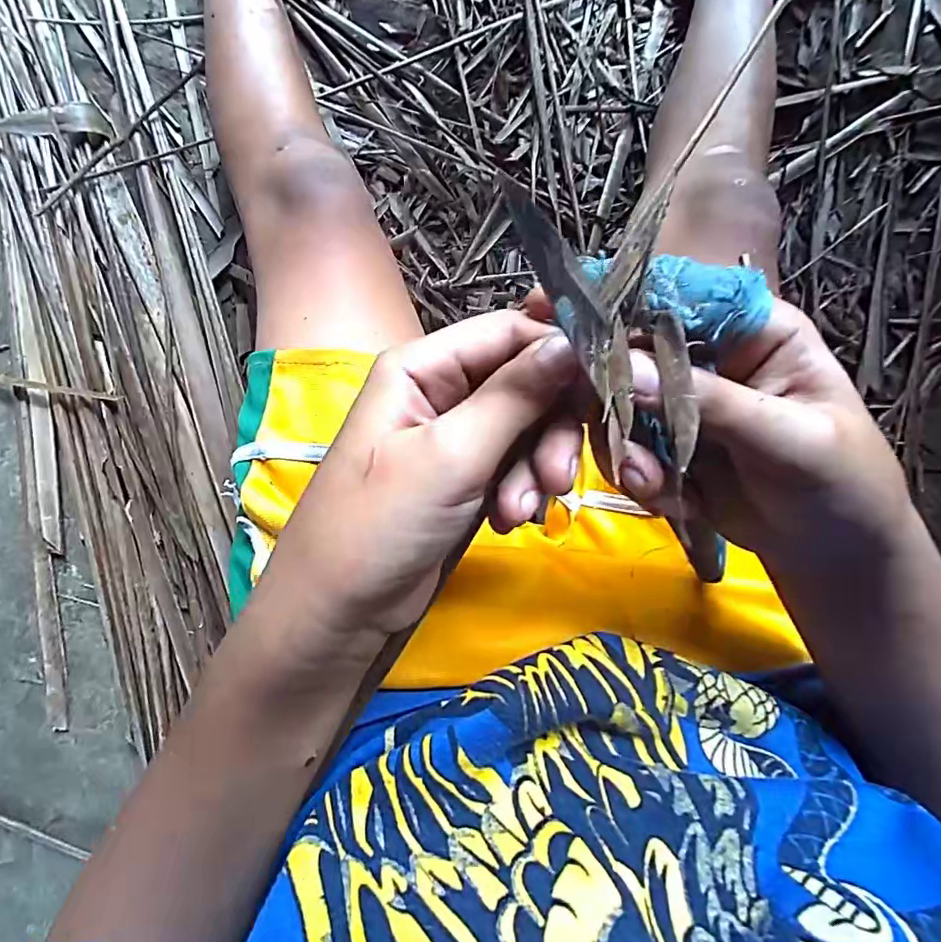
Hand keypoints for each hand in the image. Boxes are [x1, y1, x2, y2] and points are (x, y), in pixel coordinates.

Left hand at [258, 311, 584, 642]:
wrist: (340, 610)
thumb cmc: (380, 524)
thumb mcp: (450, 455)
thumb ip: (514, 396)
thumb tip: (571, 341)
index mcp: (421, 366)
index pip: (507, 332)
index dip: (557, 353)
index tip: (600, 389)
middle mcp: (438, 390)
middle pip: (524, 382)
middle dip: (548, 428)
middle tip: (557, 476)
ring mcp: (452, 435)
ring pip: (525, 427)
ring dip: (534, 468)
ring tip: (518, 512)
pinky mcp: (464, 475)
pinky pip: (513, 464)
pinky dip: (520, 489)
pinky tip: (507, 521)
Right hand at [616, 301, 914, 583]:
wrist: (837, 553)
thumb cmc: (841, 481)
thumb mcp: (786, 438)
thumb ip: (711, 402)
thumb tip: (628, 369)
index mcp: (751, 329)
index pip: (680, 300)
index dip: (633, 320)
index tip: (601, 358)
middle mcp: (709, 356)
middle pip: (633, 351)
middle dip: (621, 400)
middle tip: (626, 443)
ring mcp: (682, 400)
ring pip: (620, 401)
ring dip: (627, 446)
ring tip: (654, 483)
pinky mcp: (667, 441)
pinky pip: (626, 444)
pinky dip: (638, 474)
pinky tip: (672, 499)